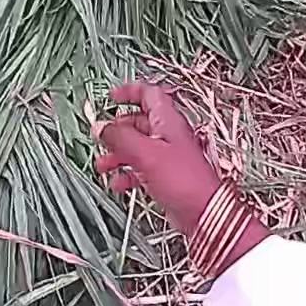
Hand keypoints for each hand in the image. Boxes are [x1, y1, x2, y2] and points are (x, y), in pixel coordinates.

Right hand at [94, 81, 220, 236]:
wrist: (203, 212)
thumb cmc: (185, 181)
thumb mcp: (146, 153)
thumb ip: (120, 137)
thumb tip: (101, 126)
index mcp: (168, 122)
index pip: (149, 94)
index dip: (129, 92)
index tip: (112, 96)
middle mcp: (169, 136)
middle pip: (139, 123)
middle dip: (117, 129)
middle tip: (102, 135)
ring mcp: (167, 157)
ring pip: (137, 147)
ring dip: (118, 154)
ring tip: (104, 163)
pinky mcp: (165, 177)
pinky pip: (141, 169)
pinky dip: (127, 174)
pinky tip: (118, 183)